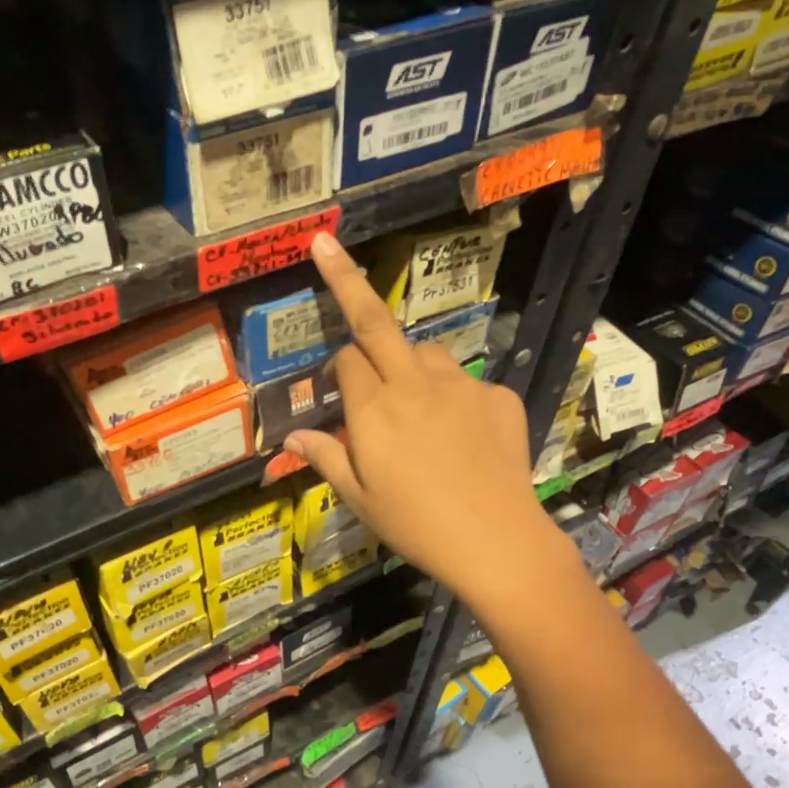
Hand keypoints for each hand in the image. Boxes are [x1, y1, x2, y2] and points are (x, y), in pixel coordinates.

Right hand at [285, 233, 564, 597]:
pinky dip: (455, 397)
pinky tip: (462, 437)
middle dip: (346, 281)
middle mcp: (413, 383)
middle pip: (375, 322)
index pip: (345, 361)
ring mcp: (460, 385)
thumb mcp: (361, 499)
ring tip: (417, 406)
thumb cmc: (416, 525)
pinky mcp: (498, 396)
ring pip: (425, 353)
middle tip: (326, 247)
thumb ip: (326, 458)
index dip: (338, 369)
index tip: (338, 389)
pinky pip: (467, 383)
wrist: (496, 541)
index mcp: (373, 409)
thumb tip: (290, 437)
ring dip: (410, 363)